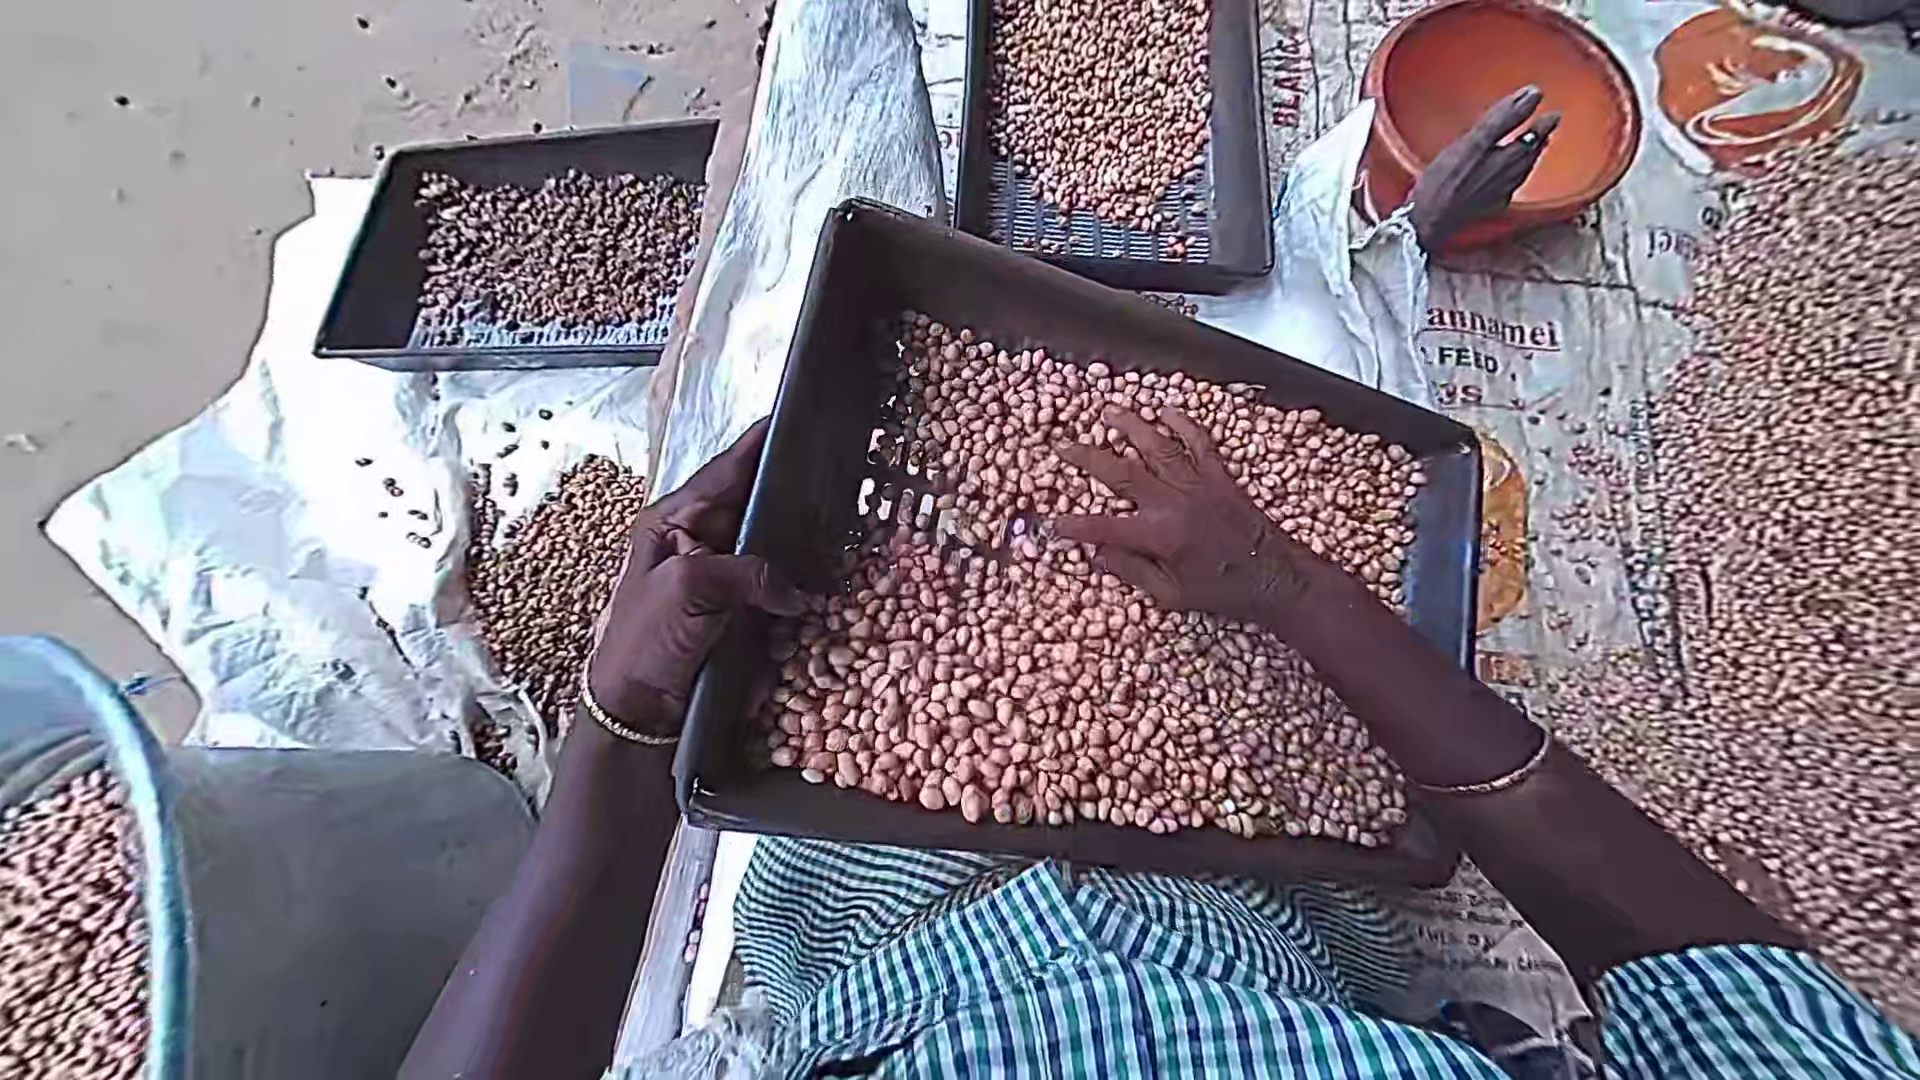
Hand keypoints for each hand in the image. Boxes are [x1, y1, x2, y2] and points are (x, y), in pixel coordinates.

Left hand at [587, 419, 805, 734]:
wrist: (635, 708)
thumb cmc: (645, 641)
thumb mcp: (689, 589)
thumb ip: (747, 574)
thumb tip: (799, 593)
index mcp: (673, 522)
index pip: (724, 471)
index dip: (756, 445)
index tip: (787, 418)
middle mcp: (697, 540)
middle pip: (750, 502)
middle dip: (784, 488)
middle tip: (827, 471)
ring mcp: (716, 573)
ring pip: (763, 540)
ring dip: (792, 534)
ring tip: (831, 515)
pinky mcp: (731, 603)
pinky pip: (769, 577)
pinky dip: (791, 573)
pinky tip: (817, 568)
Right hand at [1054, 407, 1345, 627]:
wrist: (1278, 579)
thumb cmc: (1223, 592)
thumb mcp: (1170, 595)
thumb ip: (1132, 571)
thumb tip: (1098, 555)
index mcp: (1160, 535)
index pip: (1104, 527)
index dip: (1075, 526)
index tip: (1053, 523)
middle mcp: (1175, 502)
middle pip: (1122, 473)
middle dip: (1088, 458)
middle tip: (1062, 446)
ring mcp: (1199, 485)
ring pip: (1158, 447)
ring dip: (1131, 426)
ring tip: (1109, 411)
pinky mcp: (1220, 477)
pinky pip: (1199, 443)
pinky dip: (1183, 424)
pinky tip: (1165, 411)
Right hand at [1407, 85, 1560, 251]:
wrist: (1423, 225)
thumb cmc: (1443, 184)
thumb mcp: (1472, 144)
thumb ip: (1504, 118)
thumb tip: (1534, 93)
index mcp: (1513, 156)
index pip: (1538, 131)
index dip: (1544, 120)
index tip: (1551, 112)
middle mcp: (1512, 176)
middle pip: (1532, 153)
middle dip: (1537, 140)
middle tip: (1543, 129)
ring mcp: (1498, 196)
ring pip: (1520, 172)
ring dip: (1524, 160)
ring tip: (1525, 152)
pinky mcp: (1482, 212)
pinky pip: (1503, 190)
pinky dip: (1507, 180)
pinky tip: (1501, 182)